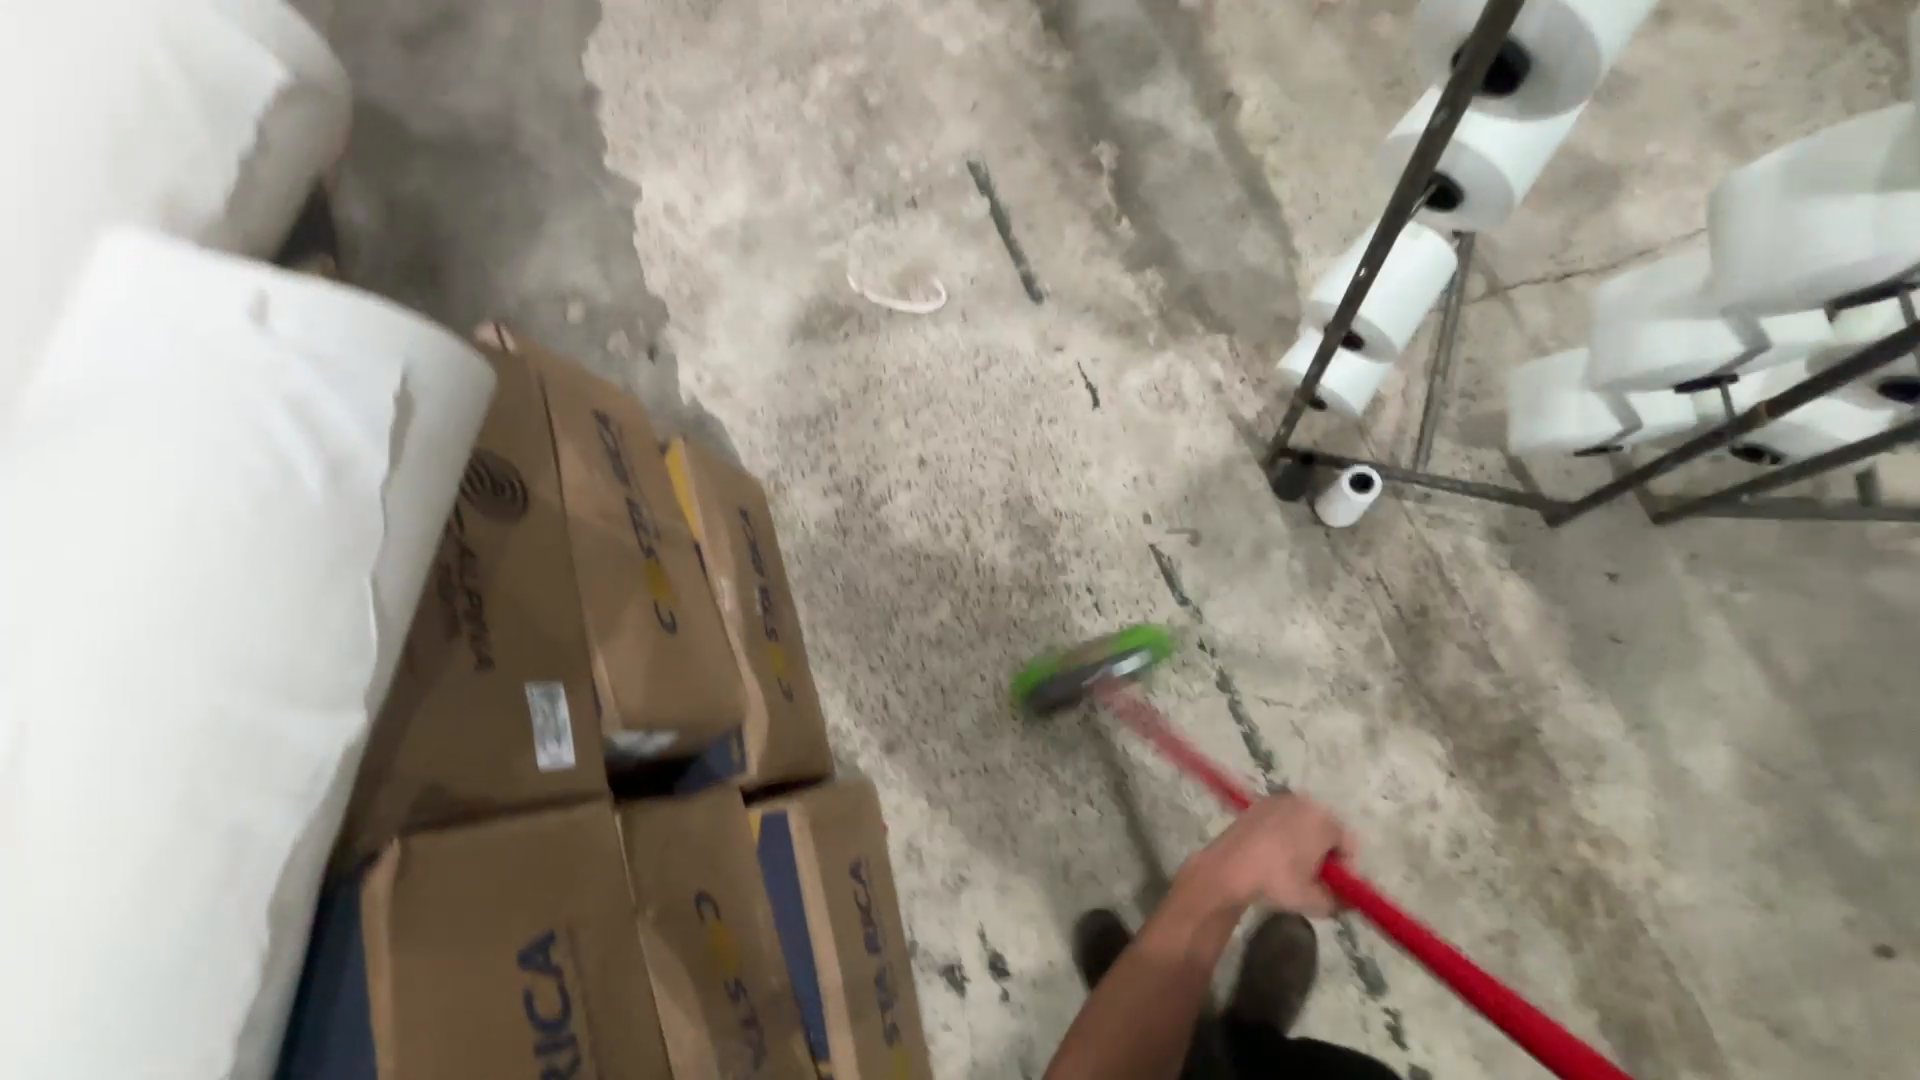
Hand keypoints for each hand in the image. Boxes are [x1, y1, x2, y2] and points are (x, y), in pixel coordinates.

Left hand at [1180, 792, 1355, 918]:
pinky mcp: (1257, 804)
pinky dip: (1282, 834)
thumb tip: (1345, 901)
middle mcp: (1304, 802)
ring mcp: (1278, 800)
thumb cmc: (1278, 880)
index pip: (1348, 845)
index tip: (1334, 886)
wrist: (1229, 867)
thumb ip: (1340, 902)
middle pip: (1326, 830)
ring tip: (1291, 867)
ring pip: (1303, 823)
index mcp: (1324, 820)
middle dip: (1324, 853)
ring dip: (1303, 842)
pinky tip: (1271, 854)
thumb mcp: (1316, 902)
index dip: (1345, 868)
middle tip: (1313, 877)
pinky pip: (1281, 820)